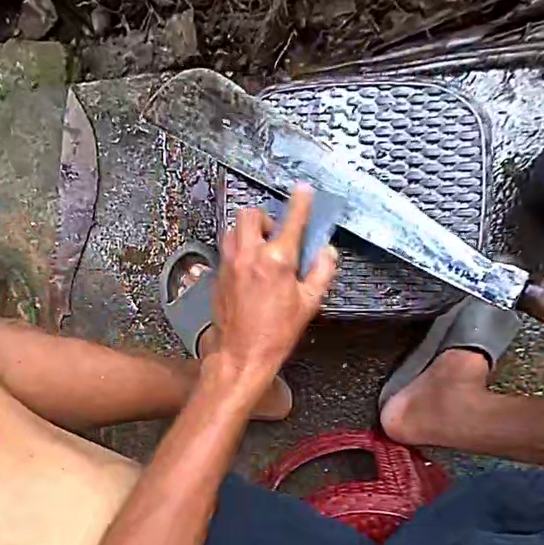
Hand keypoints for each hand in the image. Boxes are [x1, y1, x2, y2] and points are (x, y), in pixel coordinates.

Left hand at [206, 185, 337, 391]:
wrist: (241, 354)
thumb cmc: (274, 334)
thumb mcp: (309, 303)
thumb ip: (321, 272)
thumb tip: (326, 253)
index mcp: (277, 260)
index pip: (292, 219)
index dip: (301, 201)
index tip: (303, 190)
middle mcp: (249, 255)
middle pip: (251, 214)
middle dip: (265, 219)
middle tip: (276, 234)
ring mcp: (229, 263)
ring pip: (234, 229)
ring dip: (248, 232)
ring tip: (262, 249)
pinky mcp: (217, 275)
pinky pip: (226, 249)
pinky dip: (238, 250)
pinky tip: (249, 268)